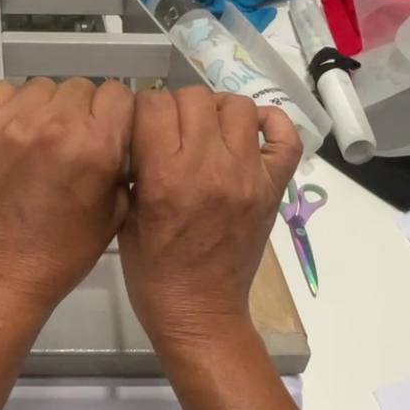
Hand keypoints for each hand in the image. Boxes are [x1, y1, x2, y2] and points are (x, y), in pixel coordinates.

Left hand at [0, 77, 133, 312]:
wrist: (5, 271)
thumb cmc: (66, 250)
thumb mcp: (116, 212)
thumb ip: (124, 162)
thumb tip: (120, 131)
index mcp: (96, 146)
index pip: (118, 93)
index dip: (117, 112)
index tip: (109, 131)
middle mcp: (56, 125)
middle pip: (81, 86)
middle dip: (84, 110)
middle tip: (74, 141)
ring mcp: (14, 124)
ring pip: (44, 86)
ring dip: (49, 106)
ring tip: (43, 137)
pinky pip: (4, 90)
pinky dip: (13, 104)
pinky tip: (17, 132)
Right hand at [121, 87, 301, 355]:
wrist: (199, 312)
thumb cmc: (152, 272)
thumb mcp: (124, 218)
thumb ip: (131, 170)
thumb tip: (138, 129)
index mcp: (165, 178)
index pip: (154, 105)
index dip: (142, 111)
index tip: (140, 128)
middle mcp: (209, 168)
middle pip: (195, 98)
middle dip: (176, 107)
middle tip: (170, 131)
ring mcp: (247, 176)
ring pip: (236, 107)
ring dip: (216, 112)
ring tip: (205, 132)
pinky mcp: (272, 188)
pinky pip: (285, 137)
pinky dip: (269, 125)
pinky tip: (247, 135)